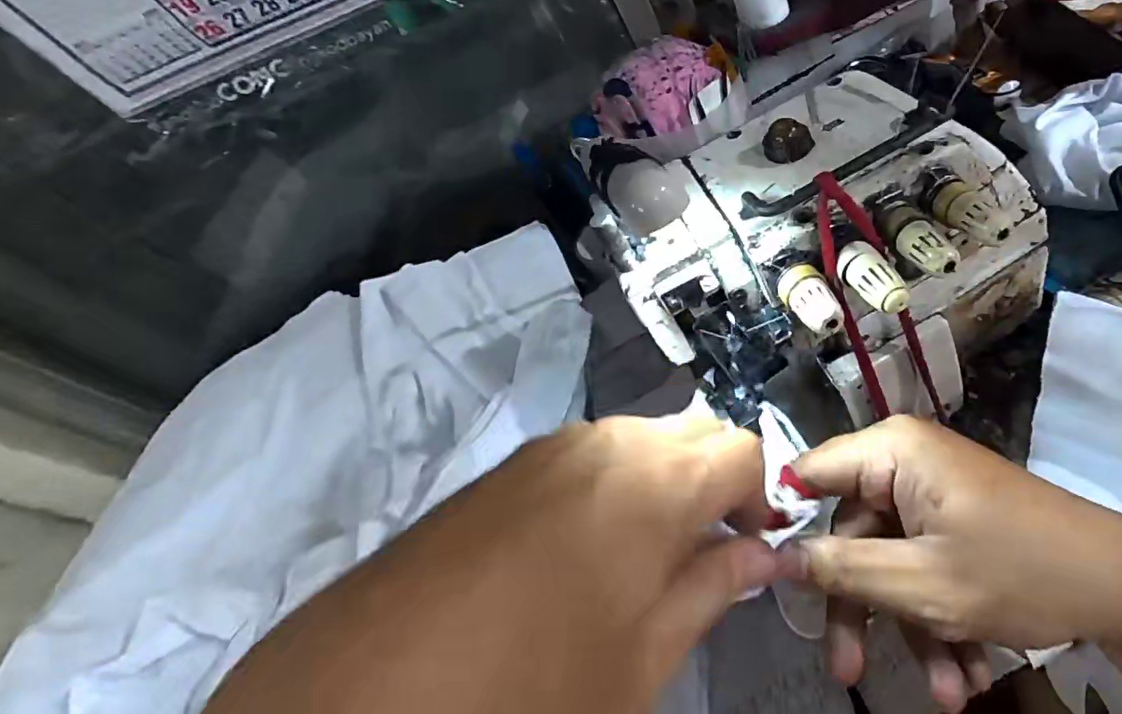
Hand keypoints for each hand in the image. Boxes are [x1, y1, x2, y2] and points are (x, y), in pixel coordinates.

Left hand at [206, 413, 788, 713]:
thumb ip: (708, 589)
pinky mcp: (512, 462)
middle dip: (715, 483)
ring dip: (663, 482)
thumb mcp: (641, 658)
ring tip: (645, 560)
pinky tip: (585, 550)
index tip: (753, 547)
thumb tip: (757, 553)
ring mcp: (553, 444)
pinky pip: (589, 453)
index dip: (759, 494)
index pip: (741, 449)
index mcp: (653, 479)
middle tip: (706, 555)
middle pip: (693, 434)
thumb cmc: (533, 689)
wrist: (362, 694)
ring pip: (640, 439)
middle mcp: (606, 439)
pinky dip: (614, 483)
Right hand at [786, 415, 1121, 709]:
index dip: (784, 520)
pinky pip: (924, 560)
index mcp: (891, 451)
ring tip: (947, 695)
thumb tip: (778, 556)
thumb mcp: (923, 584)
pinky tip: (966, 673)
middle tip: (846, 671)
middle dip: (860, 605)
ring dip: (909, 625)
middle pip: (853, 529)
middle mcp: (905, 460)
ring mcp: (932, 490)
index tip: (764, 572)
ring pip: (891, 556)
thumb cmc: (1017, 571)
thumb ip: (844, 569)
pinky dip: (937, 614)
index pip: (811, 472)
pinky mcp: (955, 518)